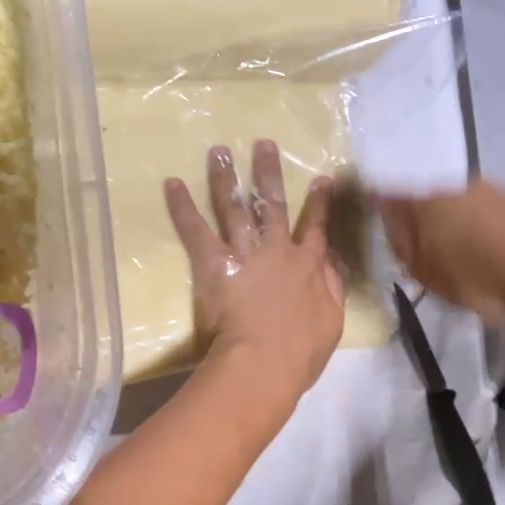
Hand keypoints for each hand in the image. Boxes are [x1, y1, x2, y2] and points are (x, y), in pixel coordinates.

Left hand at [165, 141, 345, 401]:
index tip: (320, 179)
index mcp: (307, 265)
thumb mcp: (332, 320)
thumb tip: (330, 262)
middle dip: (268, 173)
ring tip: (219, 151)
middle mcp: (277, 249)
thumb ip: (332, 287)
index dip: (319, 203)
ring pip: (235, 207)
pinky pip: (195, 229)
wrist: (266, 359)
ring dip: (226, 177)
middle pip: (273, 204)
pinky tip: (172, 184)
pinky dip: (182, 206)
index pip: (315, 227)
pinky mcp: (214, 262)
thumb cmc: (301, 350)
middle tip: (263, 144)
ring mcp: (245, 252)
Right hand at [377, 181, 504, 324]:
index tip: (385, 233)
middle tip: (419, 253)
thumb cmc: (481, 272)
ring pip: (455, 207)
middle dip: (418, 222)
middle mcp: (452, 181)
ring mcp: (488, 188)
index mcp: (422, 196)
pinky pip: (484, 216)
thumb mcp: (429, 275)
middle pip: (423, 198)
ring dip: (450, 228)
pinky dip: (479, 233)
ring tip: (455, 261)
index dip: (382, 211)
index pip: (387, 194)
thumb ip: (406, 253)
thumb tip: (398, 237)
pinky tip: (485, 257)